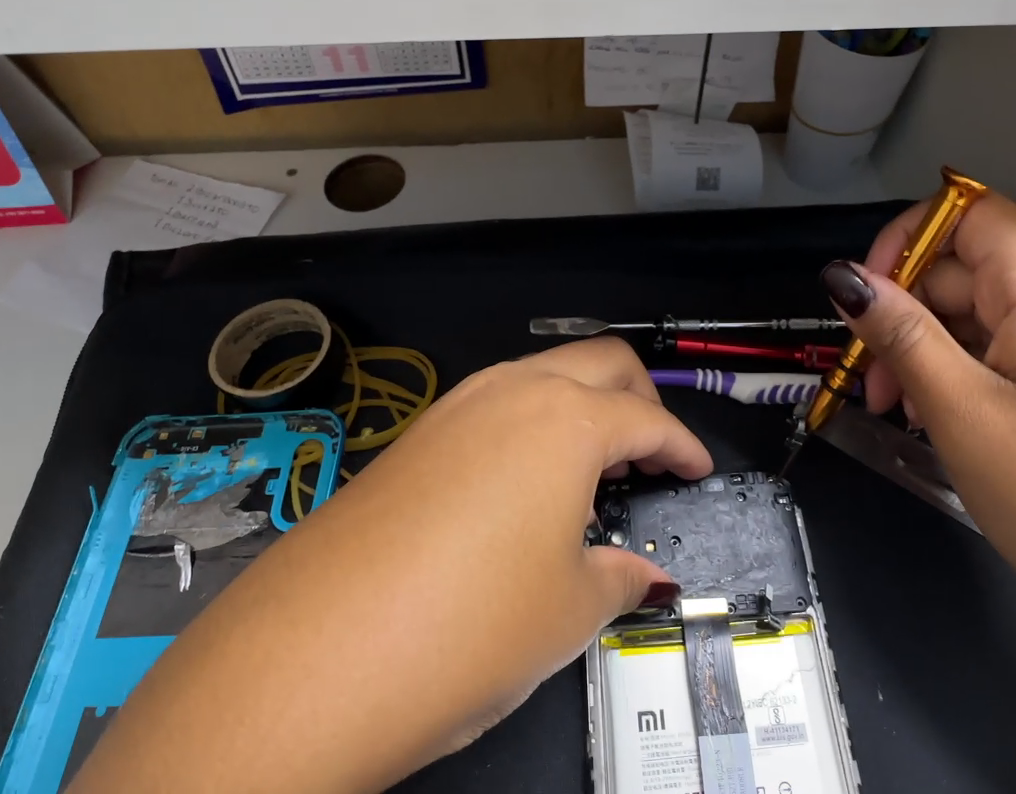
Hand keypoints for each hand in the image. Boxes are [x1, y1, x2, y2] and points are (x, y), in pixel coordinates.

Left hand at [70, 337, 712, 793]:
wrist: (317, 652)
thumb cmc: (473, 624)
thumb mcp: (570, 610)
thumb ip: (619, 577)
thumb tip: (642, 575)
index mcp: (567, 421)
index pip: (648, 420)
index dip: (684, 446)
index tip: (698, 470)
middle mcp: (511, 393)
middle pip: (598, 363)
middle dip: (638, 399)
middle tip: (653, 452)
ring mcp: (455, 408)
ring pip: (539, 376)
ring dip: (579, 406)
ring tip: (593, 469)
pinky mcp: (414, 437)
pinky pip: (492, 408)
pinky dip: (529, 426)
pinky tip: (525, 486)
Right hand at [820, 193, 1015, 792]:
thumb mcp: (961, 411)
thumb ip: (900, 333)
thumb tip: (843, 276)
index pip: (970, 212)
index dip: (907, 238)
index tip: (863, 296)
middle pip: (968, 268)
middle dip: (906, 312)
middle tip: (869, 383)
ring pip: (982, 314)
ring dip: (928, 348)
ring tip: (900, 412)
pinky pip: (1009, 349)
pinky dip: (964, 371)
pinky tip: (940, 420)